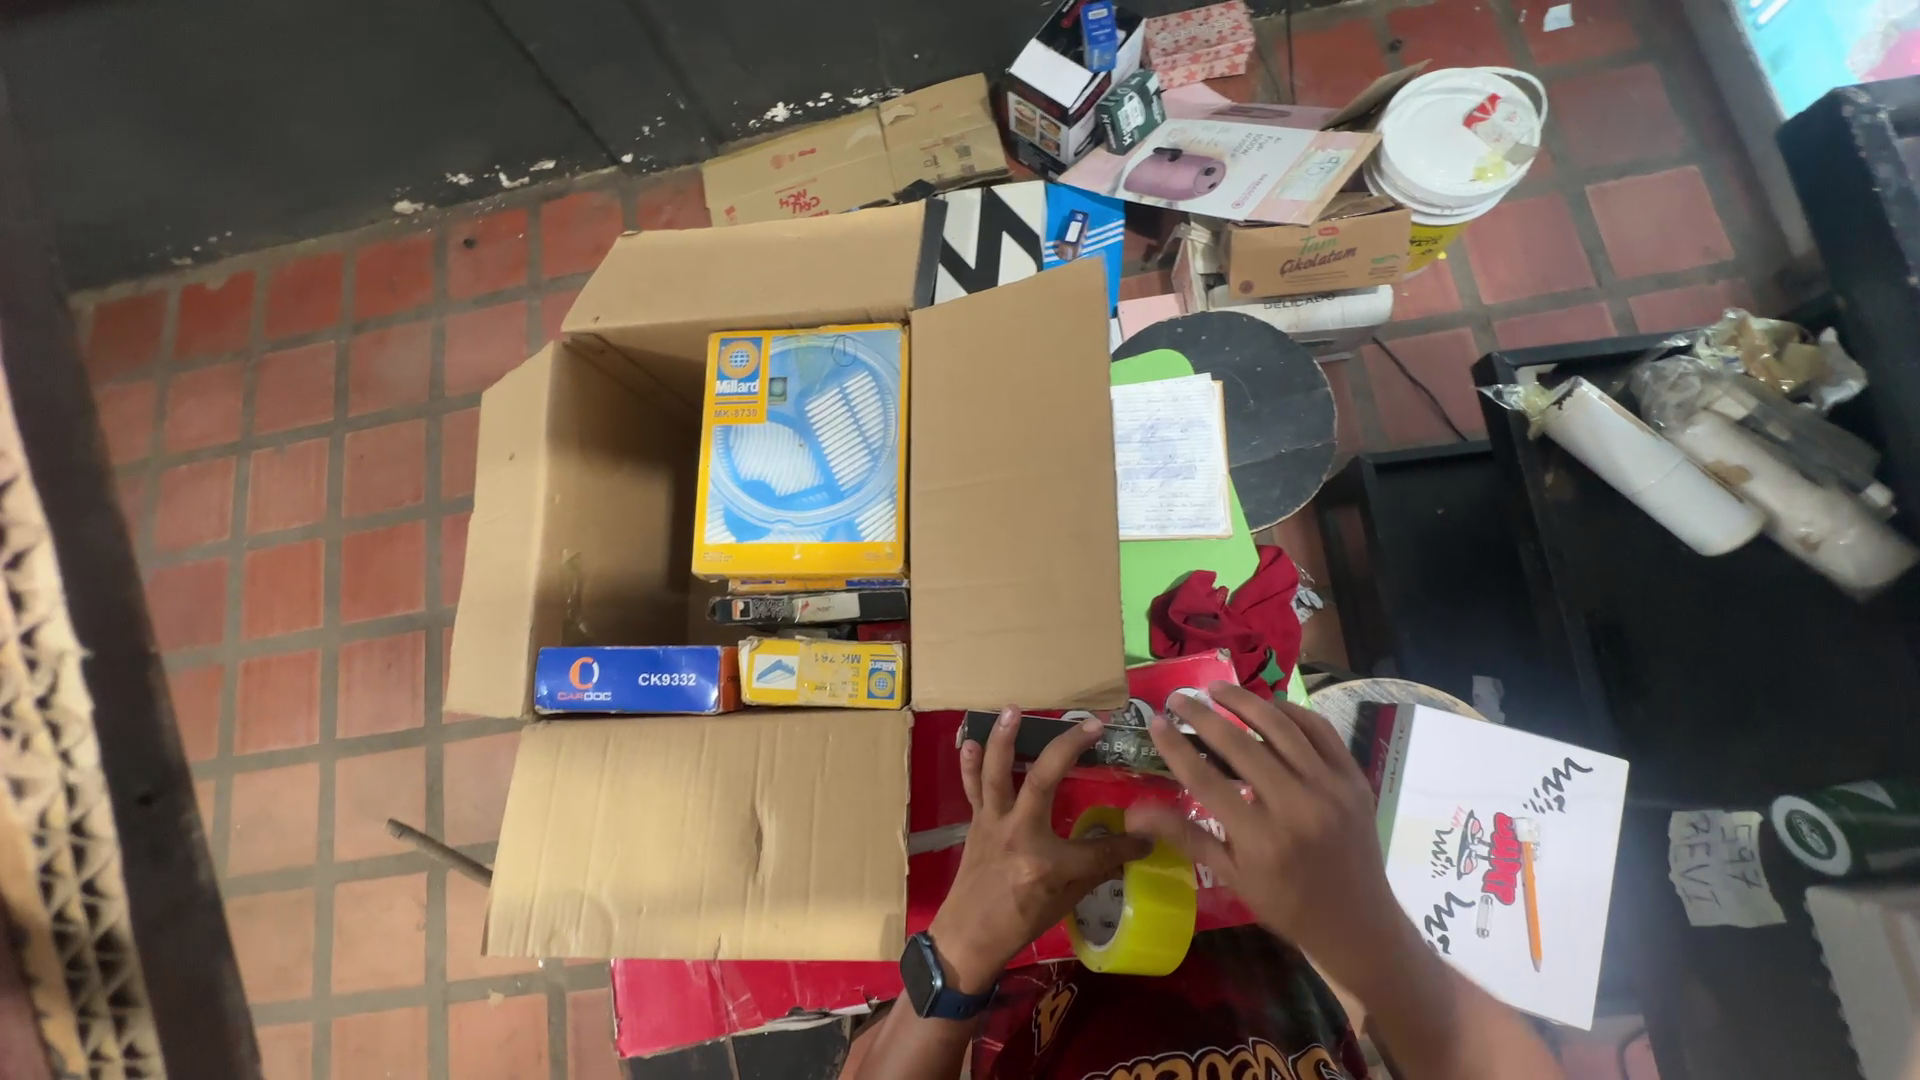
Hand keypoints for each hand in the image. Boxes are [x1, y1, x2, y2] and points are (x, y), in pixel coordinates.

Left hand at [926, 707, 1151, 993]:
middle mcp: (1017, 832)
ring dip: (1004, 738)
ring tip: (1013, 709)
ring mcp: (992, 822)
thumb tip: (1140, 843)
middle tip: (1088, 722)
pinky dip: (970, 763)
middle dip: (1067, 748)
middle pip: (1043, 780)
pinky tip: (970, 739)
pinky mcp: (976, 819)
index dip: (1126, 842)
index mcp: (1045, 860)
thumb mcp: (1067, 900)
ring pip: (996, 773)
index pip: (1097, 847)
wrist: (969, 936)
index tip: (1147, 835)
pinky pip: (972, 787)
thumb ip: (1099, 866)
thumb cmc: (1021, 921)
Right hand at [1127, 684, 1415, 995]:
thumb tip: (1132, 812)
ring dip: (1244, 701)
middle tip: (1178, 698)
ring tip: (1216, 689)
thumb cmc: (1285, 903)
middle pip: (1240, 746)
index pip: (1206, 781)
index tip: (1156, 722)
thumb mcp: (1230, 876)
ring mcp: (1331, 789)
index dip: (1176, 747)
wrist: (1359, 925)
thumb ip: (1183, 834)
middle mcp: (1297, 808)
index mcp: (1261, 840)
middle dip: (1202, 716)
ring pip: (1281, 727)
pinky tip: (1267, 704)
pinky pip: (1319, 730)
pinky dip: (1290, 711)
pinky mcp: (1354, 779)